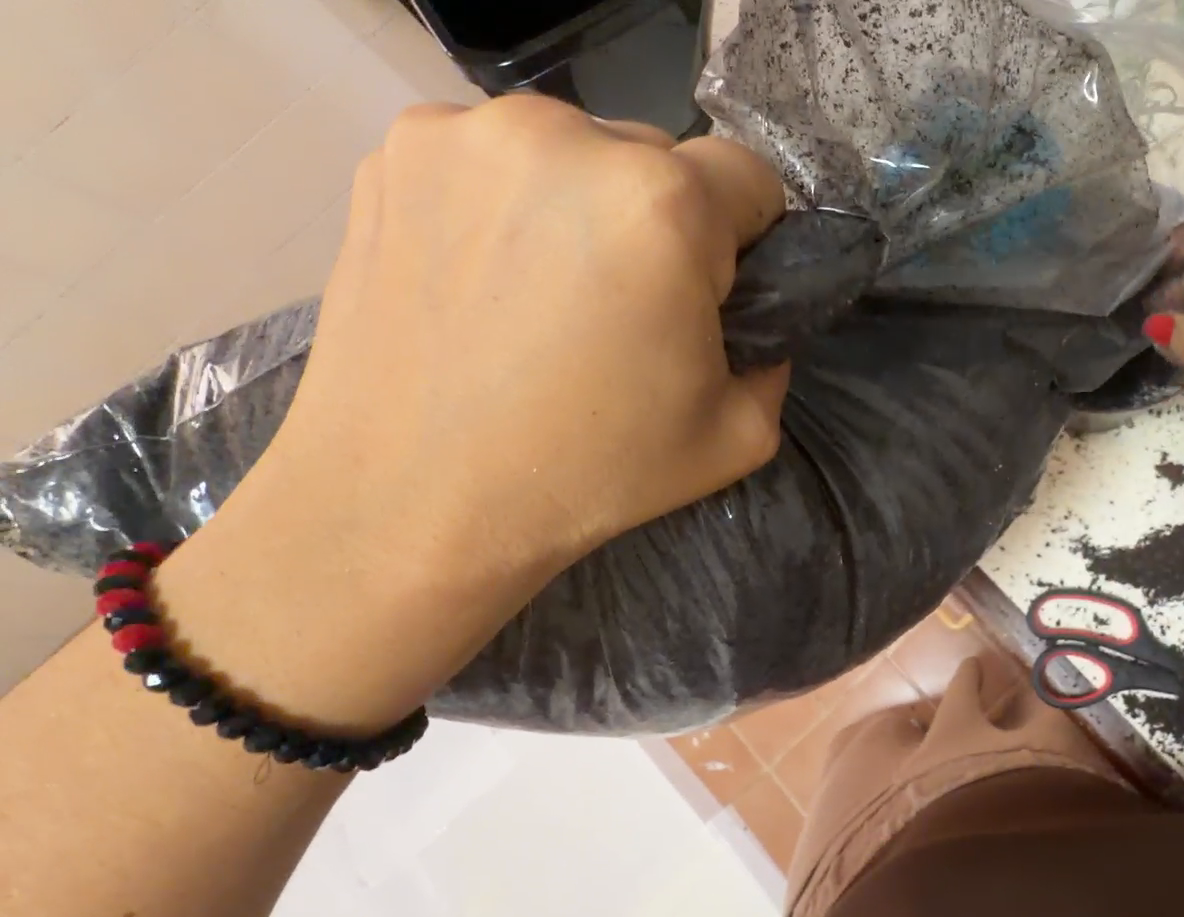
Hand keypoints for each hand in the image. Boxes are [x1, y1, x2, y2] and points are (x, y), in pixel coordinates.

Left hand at [153, 96, 790, 734]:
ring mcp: (467, 135)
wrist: (416, 501)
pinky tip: (491, 279)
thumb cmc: (591, 473)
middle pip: (660, 158)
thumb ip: (775, 359)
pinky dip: (511, 204)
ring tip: (553, 293)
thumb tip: (756, 324)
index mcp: (664, 205)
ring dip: (588, 206)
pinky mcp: (395, 154)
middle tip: (632, 306)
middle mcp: (566, 137)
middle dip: (666, 221)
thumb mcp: (738, 436)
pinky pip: (496, 160)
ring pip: (577, 152)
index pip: (749, 175)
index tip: (719, 294)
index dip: (750, 238)